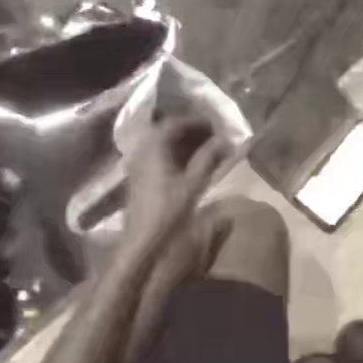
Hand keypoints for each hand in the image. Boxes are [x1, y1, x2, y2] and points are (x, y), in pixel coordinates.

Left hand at [122, 116, 230, 252]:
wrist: (142, 240)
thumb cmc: (168, 211)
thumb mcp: (193, 184)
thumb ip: (208, 158)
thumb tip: (225, 140)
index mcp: (154, 146)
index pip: (176, 123)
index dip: (198, 122)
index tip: (217, 127)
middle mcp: (142, 148)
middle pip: (167, 131)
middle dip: (191, 132)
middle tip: (213, 137)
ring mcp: (137, 163)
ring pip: (162, 145)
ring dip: (183, 144)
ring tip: (205, 151)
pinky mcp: (138, 177)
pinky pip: (157, 157)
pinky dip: (174, 156)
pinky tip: (189, 167)